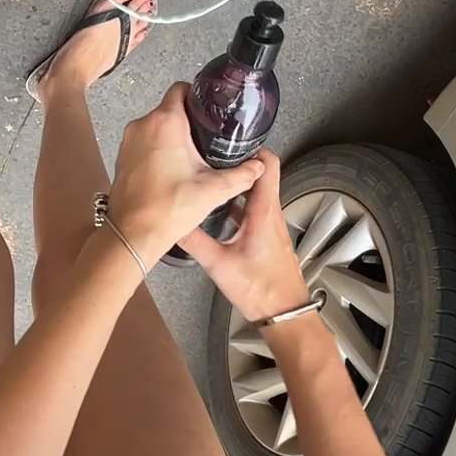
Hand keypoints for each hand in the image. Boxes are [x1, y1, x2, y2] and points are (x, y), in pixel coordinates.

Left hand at [108, 83, 266, 258]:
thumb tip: (257, 167)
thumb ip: (241, 175)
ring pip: (155, 126)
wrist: (133, 234)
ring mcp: (128, 141)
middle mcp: (142, 126)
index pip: (180, 89)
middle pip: (168, 108)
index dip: (196, 95)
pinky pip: (143, 143)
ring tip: (190, 156)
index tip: (208, 108)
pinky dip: (156, 150)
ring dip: (171, 136)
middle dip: (187, 120)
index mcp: (165, 123)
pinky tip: (171, 169)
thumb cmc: (166, 209)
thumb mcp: (214, 190)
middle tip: (205, 137)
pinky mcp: (122, 157)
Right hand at [177, 149, 311, 320]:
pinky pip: (254, 209)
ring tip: (210, 179)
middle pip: (260, 174)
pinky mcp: (267, 236)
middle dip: (237, 162)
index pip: (268, 163)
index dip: (252, 147)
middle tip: (211, 157)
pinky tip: (219, 211)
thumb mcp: (218, 264)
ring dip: (237, 183)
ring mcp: (271, 224)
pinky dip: (238, 203)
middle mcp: (271, 212)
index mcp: (264, 211)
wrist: (284, 314)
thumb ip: (194, 240)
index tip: (229, 142)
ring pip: (256, 192)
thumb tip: (171, 222)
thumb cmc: (260, 290)